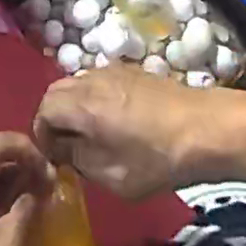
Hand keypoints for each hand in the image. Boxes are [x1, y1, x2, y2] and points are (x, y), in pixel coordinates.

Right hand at [32, 66, 204, 199]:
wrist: (202, 128)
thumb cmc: (156, 158)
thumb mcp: (112, 176)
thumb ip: (78, 158)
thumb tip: (61, 147)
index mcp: (81, 104)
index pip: (43, 110)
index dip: (43, 136)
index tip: (57, 158)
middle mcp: (90, 80)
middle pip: (55, 91)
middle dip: (54, 118)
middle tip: (69, 146)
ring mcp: (110, 70)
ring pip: (75, 83)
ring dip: (73, 106)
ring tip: (91, 133)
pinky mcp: (128, 69)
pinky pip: (96, 81)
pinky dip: (92, 97)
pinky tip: (113, 119)